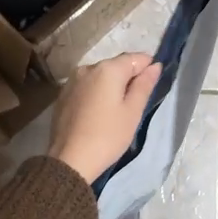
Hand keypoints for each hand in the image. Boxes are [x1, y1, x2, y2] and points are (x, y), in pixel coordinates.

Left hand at [47, 53, 161, 183]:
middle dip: (129, 77)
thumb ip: (144, 85)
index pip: (135, 58)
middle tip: (136, 102)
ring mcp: (72, 81)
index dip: (148, 68)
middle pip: (116, 65)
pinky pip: (86, 87)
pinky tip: (98, 112)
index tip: (152, 86)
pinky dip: (96, 93)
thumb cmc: (108, 136)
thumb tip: (155, 65)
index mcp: (108, 69)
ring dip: (111, 85)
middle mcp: (88, 68)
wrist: (70, 160)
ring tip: (117, 109)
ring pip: (100, 76)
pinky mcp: (63, 95)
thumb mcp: (132, 112)